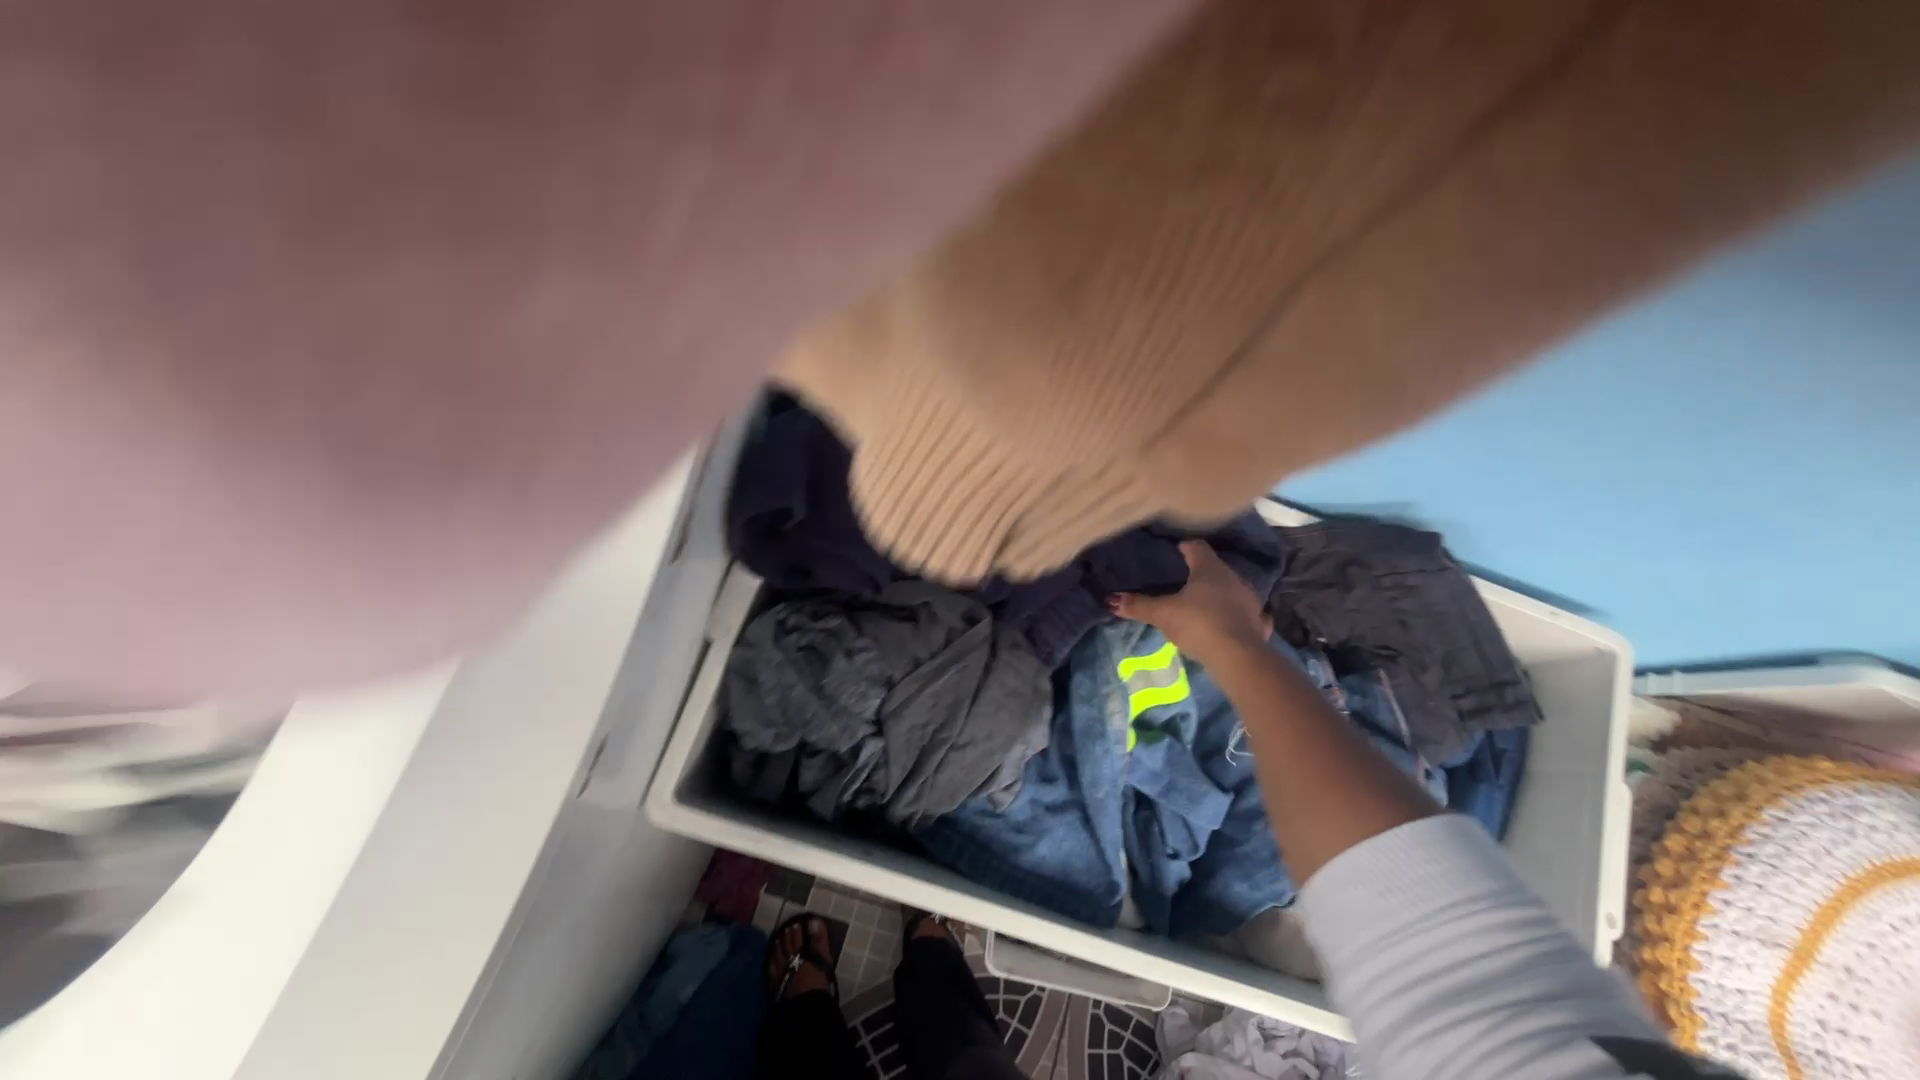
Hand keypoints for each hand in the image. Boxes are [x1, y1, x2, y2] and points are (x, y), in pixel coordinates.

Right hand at [1109, 540, 1271, 665]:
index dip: (1186, 547)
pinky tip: (1233, 621)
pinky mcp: (1258, 625)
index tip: (1176, 550)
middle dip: (1202, 572)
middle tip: (1185, 578)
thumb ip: (1139, 605)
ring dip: (1221, 593)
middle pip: (1216, 568)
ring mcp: (1250, 602)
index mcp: (1210, 569)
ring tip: (1205, 602)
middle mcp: (1234, 579)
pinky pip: (1248, 614)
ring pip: (1234, 590)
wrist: (1237, 656)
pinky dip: (1238, 615)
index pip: (1198, 547)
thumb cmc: (1198, 623)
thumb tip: (1111, 599)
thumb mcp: (1163, 614)